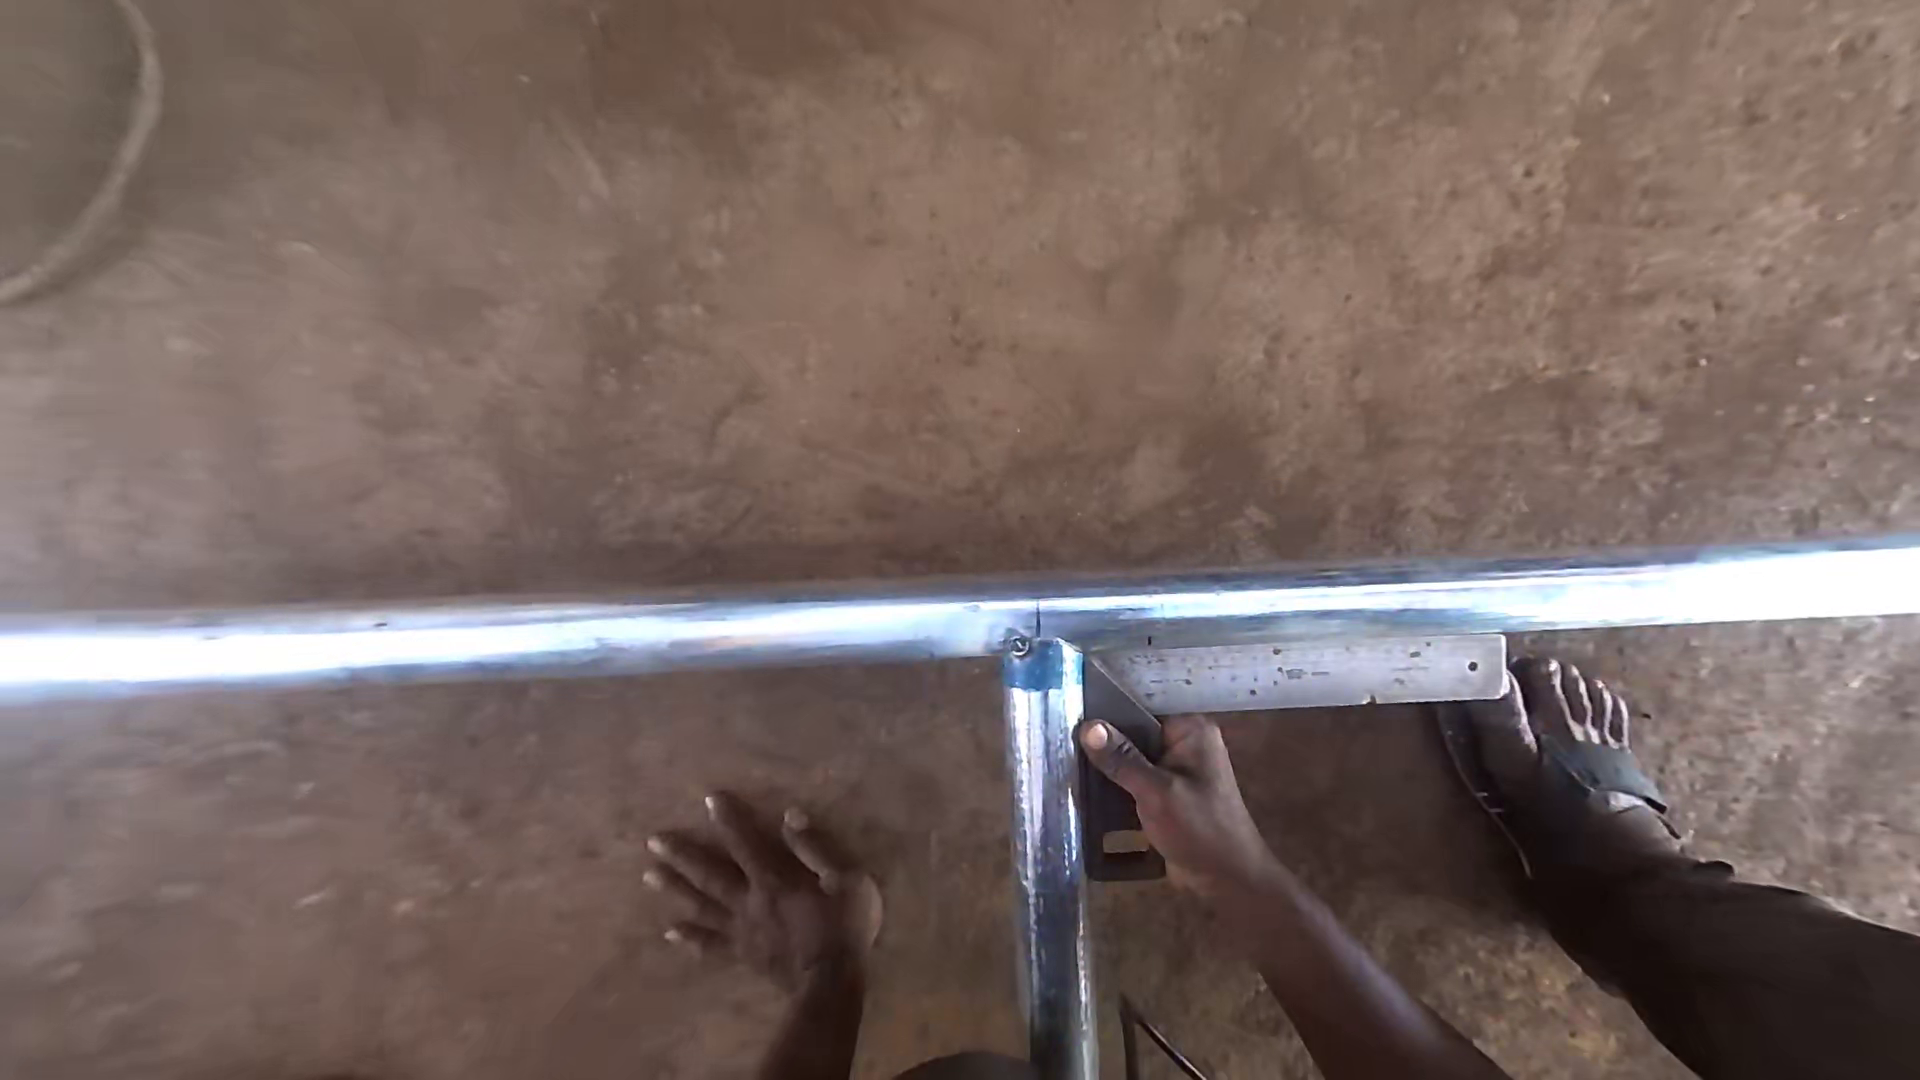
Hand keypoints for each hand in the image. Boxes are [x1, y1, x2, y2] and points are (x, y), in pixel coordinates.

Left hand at [646, 792, 882, 988]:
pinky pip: (711, 945)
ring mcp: (743, 931)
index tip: (709, 799)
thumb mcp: (844, 877)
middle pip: (710, 875)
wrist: (832, 983)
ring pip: (702, 907)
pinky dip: (690, 937)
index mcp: (774, 880)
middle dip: (683, 855)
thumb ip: (815, 847)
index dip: (729, 819)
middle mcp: (750, 902)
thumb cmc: (843, 924)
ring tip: (649, 875)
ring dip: (675, 889)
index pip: (746, 842)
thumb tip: (791, 815)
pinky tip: (670, 930)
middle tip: (654, 841)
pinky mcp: (743, 955)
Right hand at [1080, 714, 1279, 895]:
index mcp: (1191, 730)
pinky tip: (1085, 784)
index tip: (1071, 717)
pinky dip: (1116, 782)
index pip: (1140, 710)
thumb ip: (1121, 758)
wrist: (1229, 883)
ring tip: (1066, 759)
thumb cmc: (1200, 830)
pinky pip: (1135, 778)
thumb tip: (1087, 726)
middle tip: (1062, 740)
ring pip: (1131, 757)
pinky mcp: (1167, 791)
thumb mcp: (1156, 792)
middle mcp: (1184, 742)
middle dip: (1104, 742)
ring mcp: (1176, 768)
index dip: (1107, 715)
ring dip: (1107, 765)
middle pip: (1133, 733)